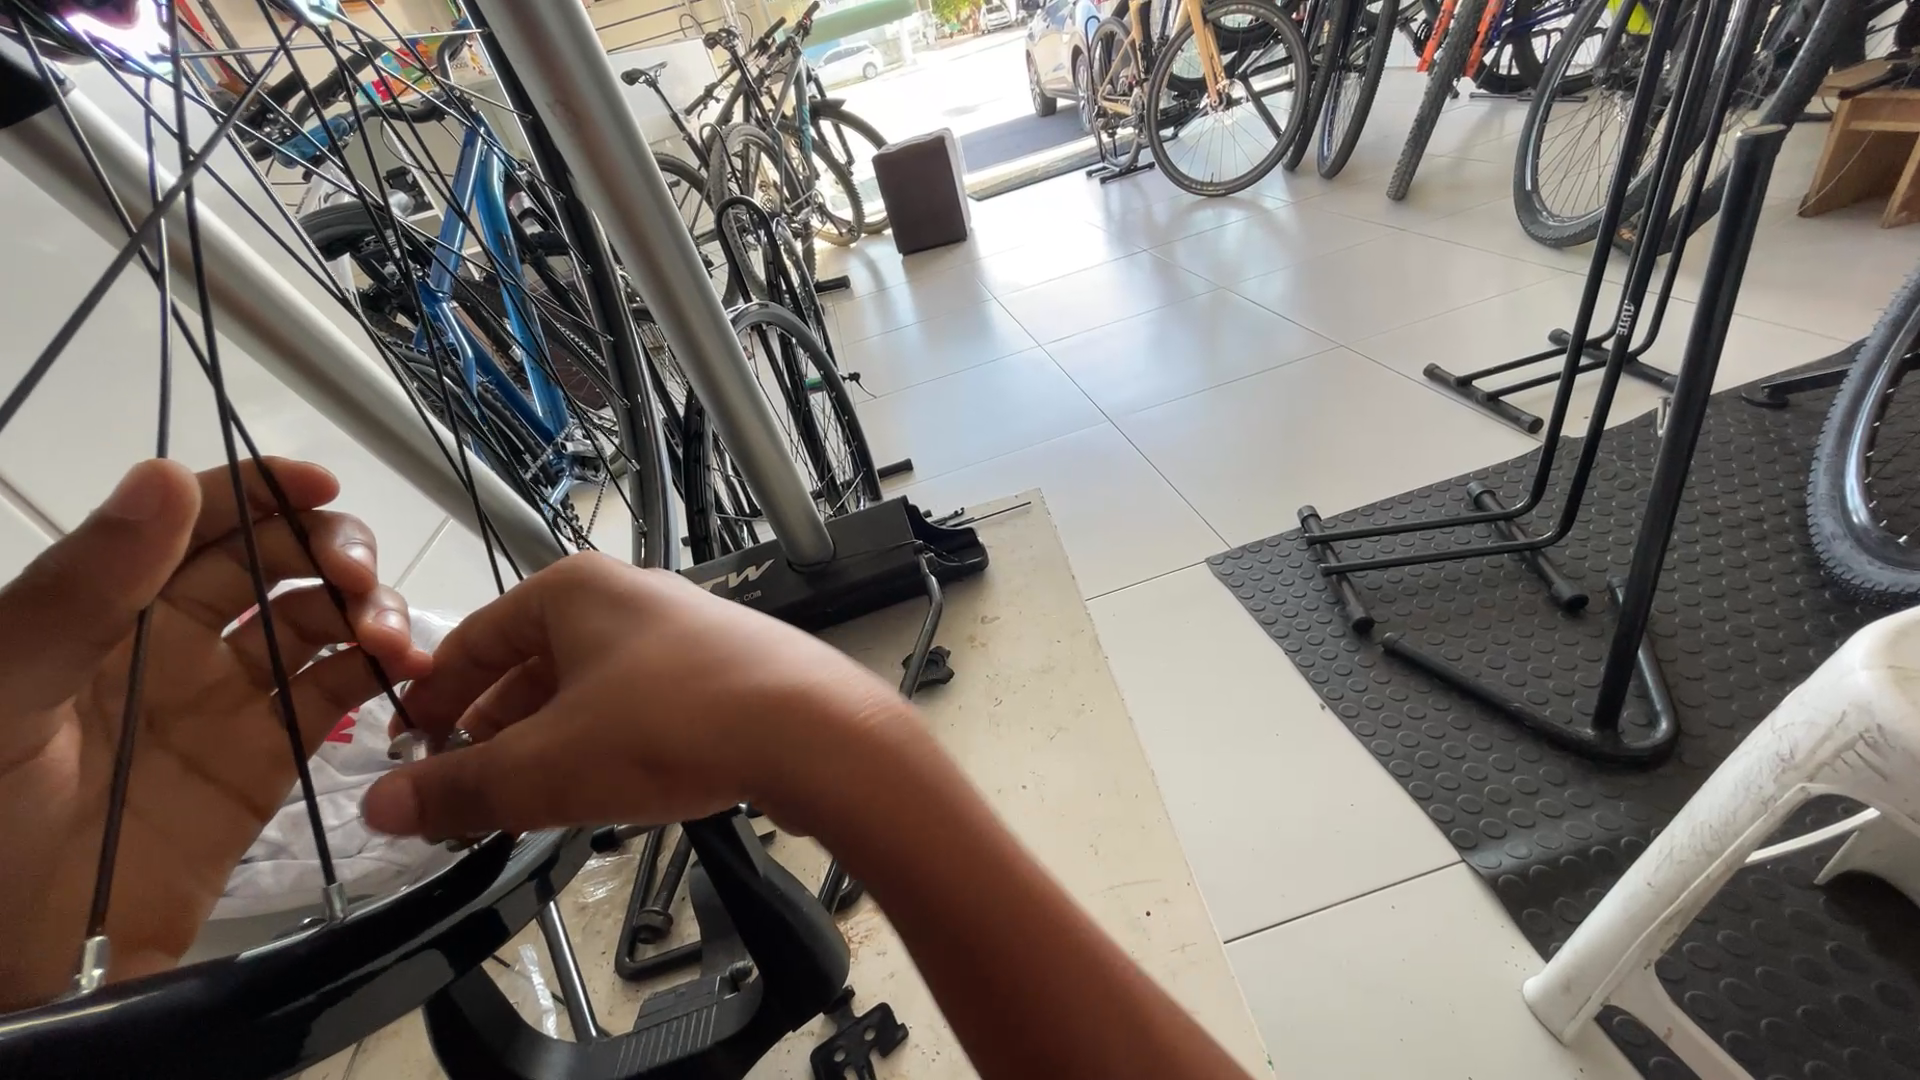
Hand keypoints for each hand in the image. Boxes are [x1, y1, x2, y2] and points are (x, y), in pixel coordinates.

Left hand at [0, 458, 430, 1007]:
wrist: (8, 967)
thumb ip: (81, 589)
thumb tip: (168, 475)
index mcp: (108, 613)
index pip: (196, 524)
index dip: (260, 492)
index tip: (322, 487)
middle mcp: (179, 643)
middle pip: (282, 565)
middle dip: (335, 554)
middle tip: (360, 581)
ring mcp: (237, 698)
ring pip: (328, 623)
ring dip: (372, 613)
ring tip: (391, 642)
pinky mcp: (279, 753)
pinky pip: (346, 692)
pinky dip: (388, 671)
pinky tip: (411, 671)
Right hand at [362, 553, 909, 839]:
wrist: (807, 727)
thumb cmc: (666, 725)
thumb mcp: (543, 767)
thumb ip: (460, 788)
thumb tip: (383, 805)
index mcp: (574, 592)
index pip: (474, 639)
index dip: (435, 698)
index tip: (411, 748)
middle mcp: (633, 595)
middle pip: (537, 660)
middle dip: (498, 725)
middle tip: (470, 783)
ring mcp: (688, 625)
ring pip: (596, 683)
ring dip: (558, 736)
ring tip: (535, 791)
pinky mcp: (729, 661)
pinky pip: (649, 696)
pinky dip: (617, 735)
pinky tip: (616, 779)